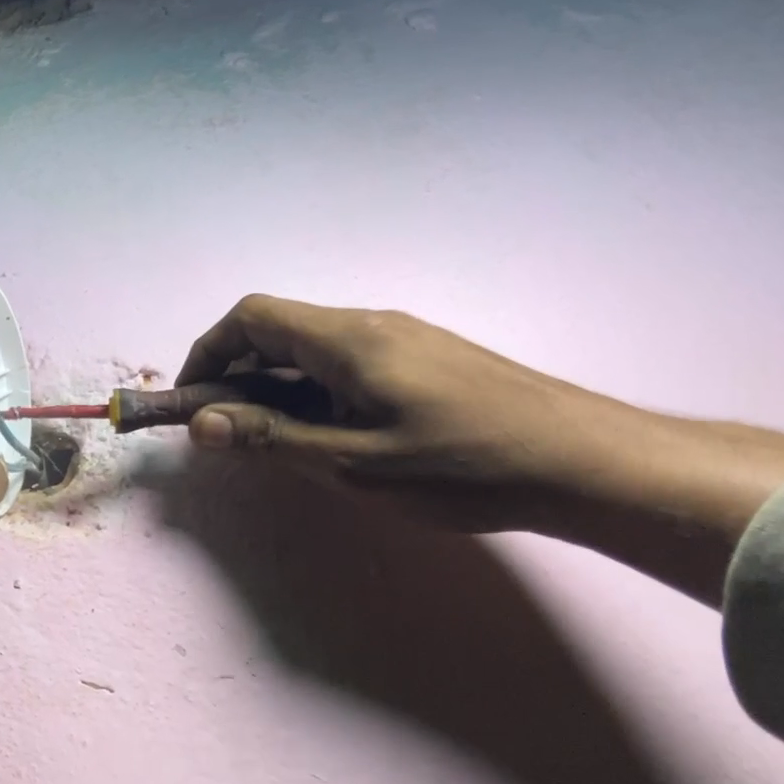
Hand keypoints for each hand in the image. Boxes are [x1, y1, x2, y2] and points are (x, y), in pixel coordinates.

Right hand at [175, 295, 783, 605]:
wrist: (591, 463)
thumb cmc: (464, 465)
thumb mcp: (354, 462)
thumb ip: (271, 439)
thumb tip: (200, 423)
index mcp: (347, 340)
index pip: (251, 318)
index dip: (208, 352)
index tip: (193, 402)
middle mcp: (370, 325)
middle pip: (277, 330)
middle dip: (235, 374)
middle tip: (226, 431)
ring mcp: (402, 339)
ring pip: (310, 348)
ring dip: (273, 386)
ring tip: (273, 441)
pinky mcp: (424, 359)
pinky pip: (343, 362)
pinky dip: (310, 390)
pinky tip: (328, 434)